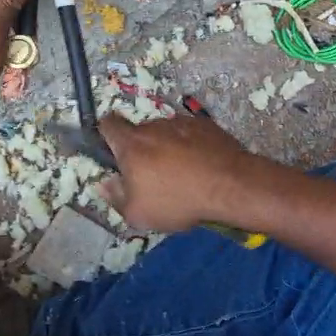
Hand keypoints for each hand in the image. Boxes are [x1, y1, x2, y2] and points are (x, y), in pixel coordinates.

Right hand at [97, 114, 269, 232]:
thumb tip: (106, 182)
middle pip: (139, 132)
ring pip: (165, 133)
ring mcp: (182, 122)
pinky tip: (200, 166)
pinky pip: (188, 134)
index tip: (111, 149)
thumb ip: (116, 196)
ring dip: (166, 148)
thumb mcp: (138, 214)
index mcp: (132, 144)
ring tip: (181, 174)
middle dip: (141, 150)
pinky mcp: (205, 125)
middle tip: (151, 176)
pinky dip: (189, 146)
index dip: (105, 134)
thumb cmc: (178, 201)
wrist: (230, 185)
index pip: (107, 124)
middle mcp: (154, 126)